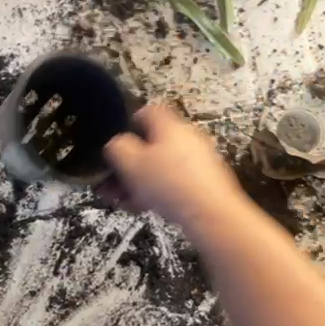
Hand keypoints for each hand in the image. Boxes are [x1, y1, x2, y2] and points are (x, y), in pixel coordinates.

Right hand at [103, 105, 253, 238]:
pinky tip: (144, 207)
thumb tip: (114, 144)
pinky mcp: (205, 182)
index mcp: (169, 126)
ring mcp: (199, 160)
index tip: (116, 143)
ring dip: (139, 181)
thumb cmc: (169, 184)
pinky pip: (175, 181)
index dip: (127, 124)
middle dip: (129, 164)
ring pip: (161, 166)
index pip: (146, 111)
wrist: (211, 214)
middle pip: (152, 144)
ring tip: (125, 200)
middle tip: (112, 182)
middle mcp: (187, 137)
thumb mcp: (130, 164)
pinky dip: (158, 191)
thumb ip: (116, 148)